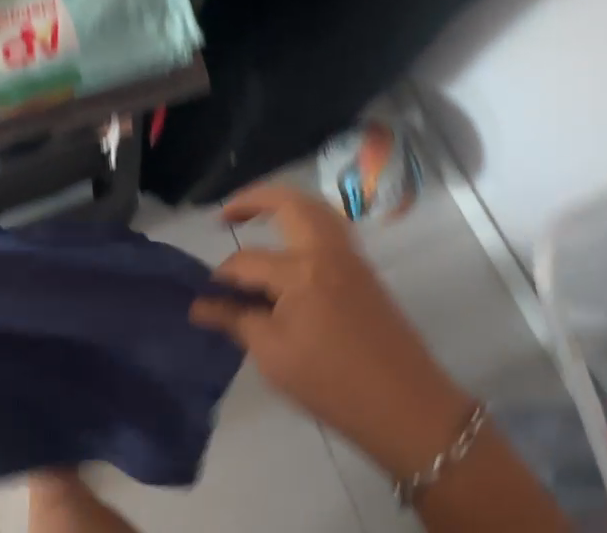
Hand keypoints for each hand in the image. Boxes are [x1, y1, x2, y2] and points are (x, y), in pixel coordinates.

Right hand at [191, 185, 472, 474]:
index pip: (247, 261)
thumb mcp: (274, 356)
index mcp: (301, 272)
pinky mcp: (364, 270)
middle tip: (226, 213)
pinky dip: (306, 220)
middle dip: (252, 200)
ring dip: (283, 203)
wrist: (406, 407)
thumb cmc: (332, 385)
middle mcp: (326, 251)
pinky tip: (290, 244)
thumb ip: (236, 321)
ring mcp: (350, 257)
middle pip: (288, 202)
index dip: (221, 277)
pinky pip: (331, 227)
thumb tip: (200, 305)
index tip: (204, 296)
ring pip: (315, 208)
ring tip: (257, 216)